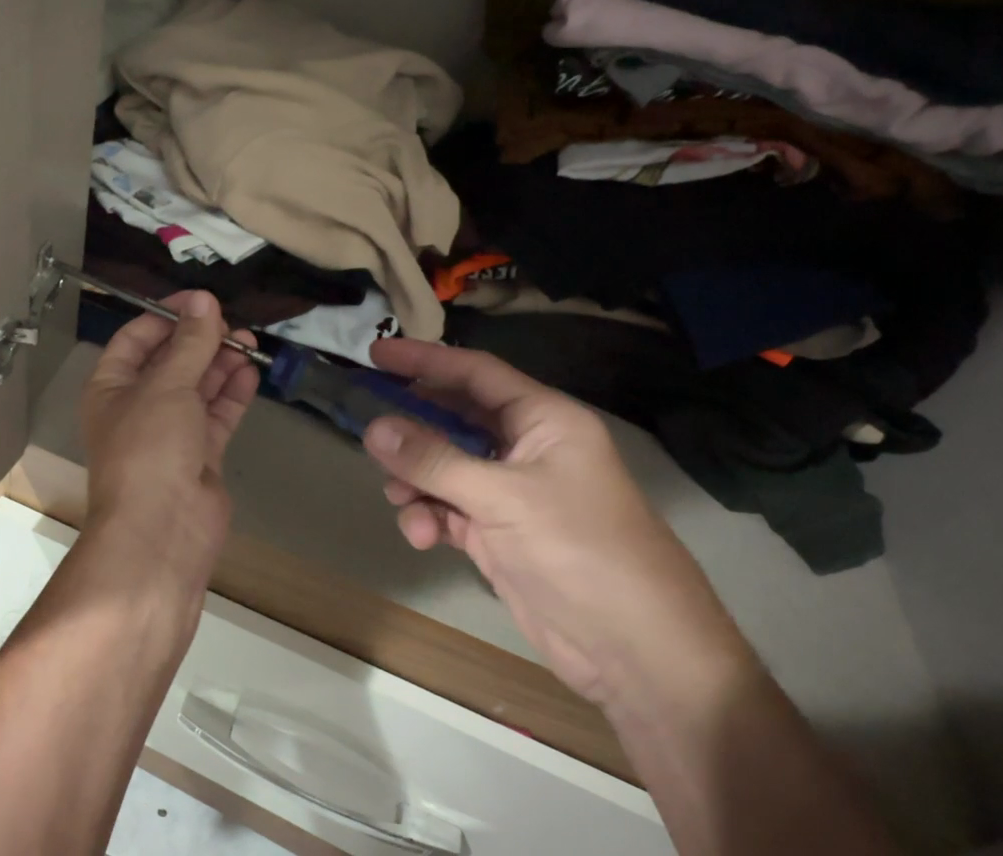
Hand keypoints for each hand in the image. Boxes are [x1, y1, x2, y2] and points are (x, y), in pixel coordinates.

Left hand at [80, 291, 260, 573]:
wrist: (161, 531)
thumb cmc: (149, 449)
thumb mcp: (166, 387)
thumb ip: (190, 344)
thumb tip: (204, 302)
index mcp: (111, 387)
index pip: (136, 338)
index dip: (166, 315)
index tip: (202, 301)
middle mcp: (137, 406)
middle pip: (169, 361)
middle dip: (199, 339)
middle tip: (233, 322)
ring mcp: (169, 433)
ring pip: (196, 387)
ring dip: (220, 363)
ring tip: (250, 342)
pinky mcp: (199, 455)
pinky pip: (216, 415)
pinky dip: (232, 394)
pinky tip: (251, 372)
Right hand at [362, 339, 753, 707]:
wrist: (636, 650)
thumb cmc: (581, 552)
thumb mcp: (503, 498)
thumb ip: (433, 461)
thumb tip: (372, 427)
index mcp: (546, 422)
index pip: (477, 374)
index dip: (426, 360)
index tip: (376, 352)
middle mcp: (529, 450)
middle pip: (456, 420)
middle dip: (413, 426)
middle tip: (366, 426)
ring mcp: (513, 495)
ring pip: (445, 468)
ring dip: (416, 480)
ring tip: (398, 497)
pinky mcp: (500, 535)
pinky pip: (449, 509)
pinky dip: (429, 517)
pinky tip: (423, 535)